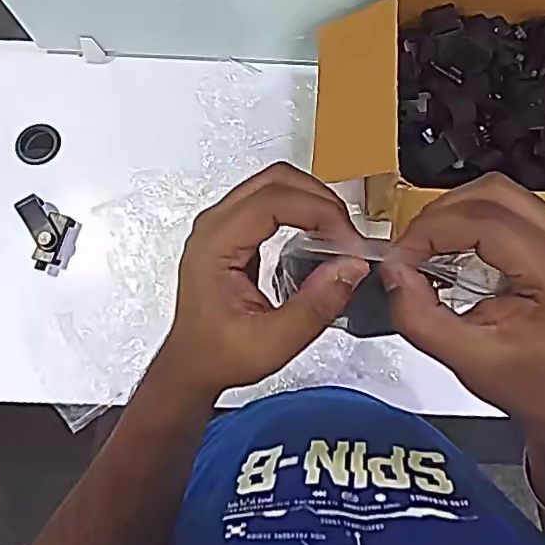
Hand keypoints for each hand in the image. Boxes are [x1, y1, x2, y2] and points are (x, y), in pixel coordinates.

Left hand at [149, 163, 368, 397]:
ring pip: (277, 184)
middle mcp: (215, 226)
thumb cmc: (219, 354)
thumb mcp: (273, 342)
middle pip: (277, 180)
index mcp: (215, 245)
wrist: (194, 364)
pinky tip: (320, 237)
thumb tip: (350, 269)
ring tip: (338, 237)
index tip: (346, 240)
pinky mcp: (236, 231)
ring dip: (314, 202)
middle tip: (346, 235)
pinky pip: (274, 200)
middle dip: (321, 200)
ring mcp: (224, 225)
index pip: (274, 201)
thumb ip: (314, 306)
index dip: (318, 212)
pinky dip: (304, 210)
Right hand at [380, 173, 544, 446]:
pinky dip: (469, 220)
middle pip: (494, 194)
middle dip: (441, 215)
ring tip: (429, 249)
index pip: (489, 222)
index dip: (435, 230)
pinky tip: (452, 250)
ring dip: (454, 214)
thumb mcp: (468, 360)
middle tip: (412, 248)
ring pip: (499, 193)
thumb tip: (395, 274)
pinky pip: (507, 207)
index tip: (404, 254)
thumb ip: (421, 318)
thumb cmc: (534, 385)